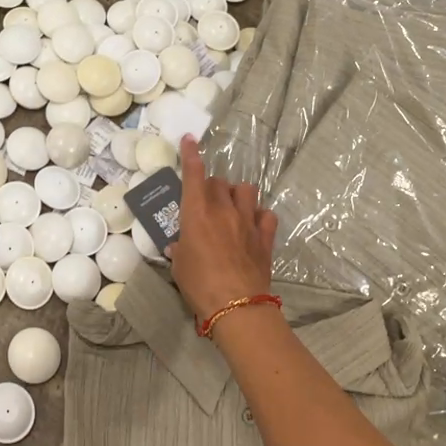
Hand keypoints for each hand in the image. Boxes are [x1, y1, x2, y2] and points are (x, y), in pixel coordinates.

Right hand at [167, 136, 277, 319]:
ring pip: (246, 190)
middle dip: (211, 186)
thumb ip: (180, 248)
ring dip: (236, 194)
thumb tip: (179, 245)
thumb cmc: (199, 285)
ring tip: (231, 208)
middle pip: (218, 181)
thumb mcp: (179, 266)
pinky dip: (259, 215)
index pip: (194, 174)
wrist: (237, 306)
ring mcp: (247, 221)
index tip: (190, 139)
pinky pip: (266, 214)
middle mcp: (223, 210)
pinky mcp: (265, 236)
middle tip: (205, 202)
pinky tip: (253, 224)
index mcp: (196, 213)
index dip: (191, 154)